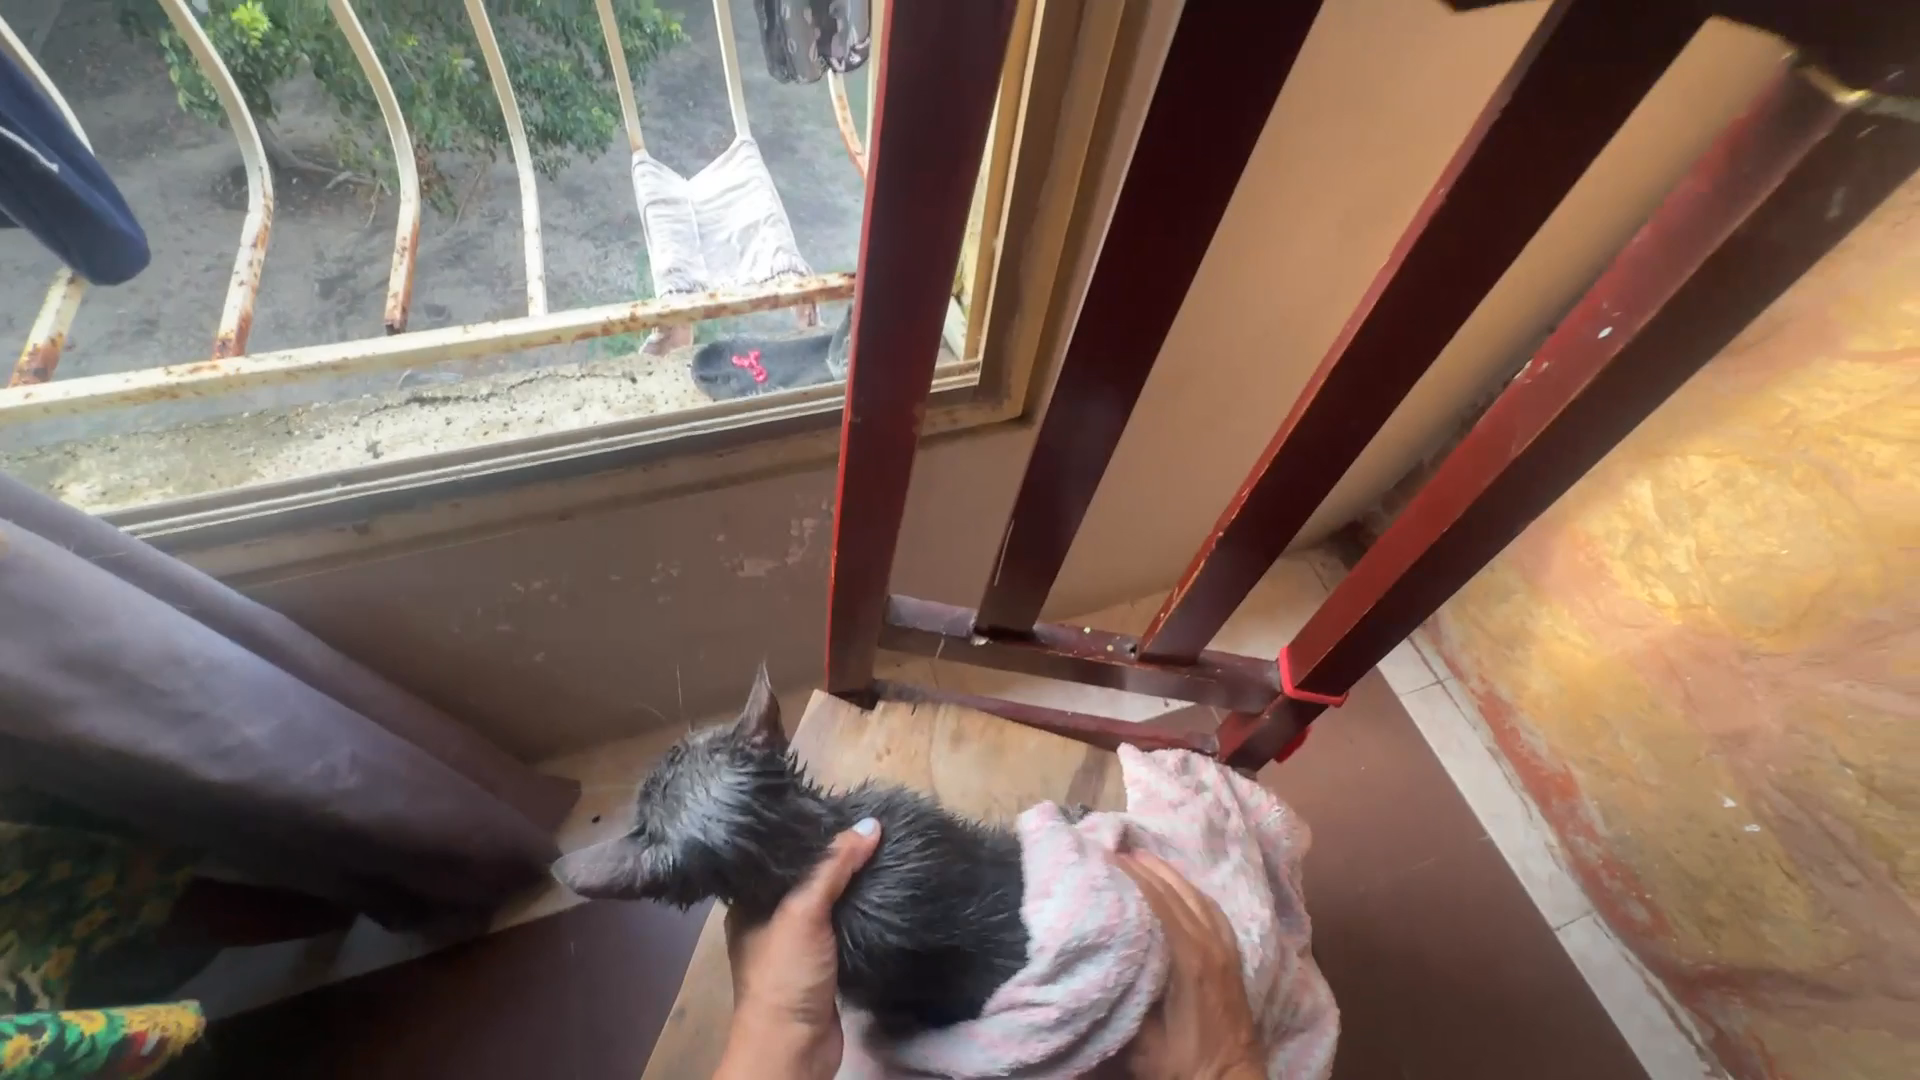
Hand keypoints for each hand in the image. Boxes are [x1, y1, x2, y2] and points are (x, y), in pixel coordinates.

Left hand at [714, 818, 881, 1079]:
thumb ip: (834, 865)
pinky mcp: (821, 959)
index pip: (777, 852)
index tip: (834, 803)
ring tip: (877, 841)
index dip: (804, 828)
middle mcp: (768, 916)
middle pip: (804, 872)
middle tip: (864, 820)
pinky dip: (857, 903)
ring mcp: (795, 940)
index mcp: (749, 902)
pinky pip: (841, 919)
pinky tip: (877, 881)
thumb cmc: (785, 974)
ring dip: (848, 877)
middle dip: (833, 851)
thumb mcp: (805, 911)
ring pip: (825, 896)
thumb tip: (871, 823)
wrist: (794, 1050)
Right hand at [1117, 851, 1264, 1079]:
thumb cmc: (1185, 1065)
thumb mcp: (1143, 1043)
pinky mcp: (1233, 955)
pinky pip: (1211, 908)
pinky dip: (1190, 889)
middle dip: (1145, 867)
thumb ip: (1125, 998)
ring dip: (1167, 873)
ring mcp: (1226, 947)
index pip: (1158, 901)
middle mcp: (1211, 944)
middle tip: (1115, 851)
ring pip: (1195, 894)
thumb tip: (1101, 958)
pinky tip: (1177, 885)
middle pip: (1176, 891)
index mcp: (1189, 958)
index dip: (1133, 876)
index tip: (1107, 859)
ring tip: (1140, 857)